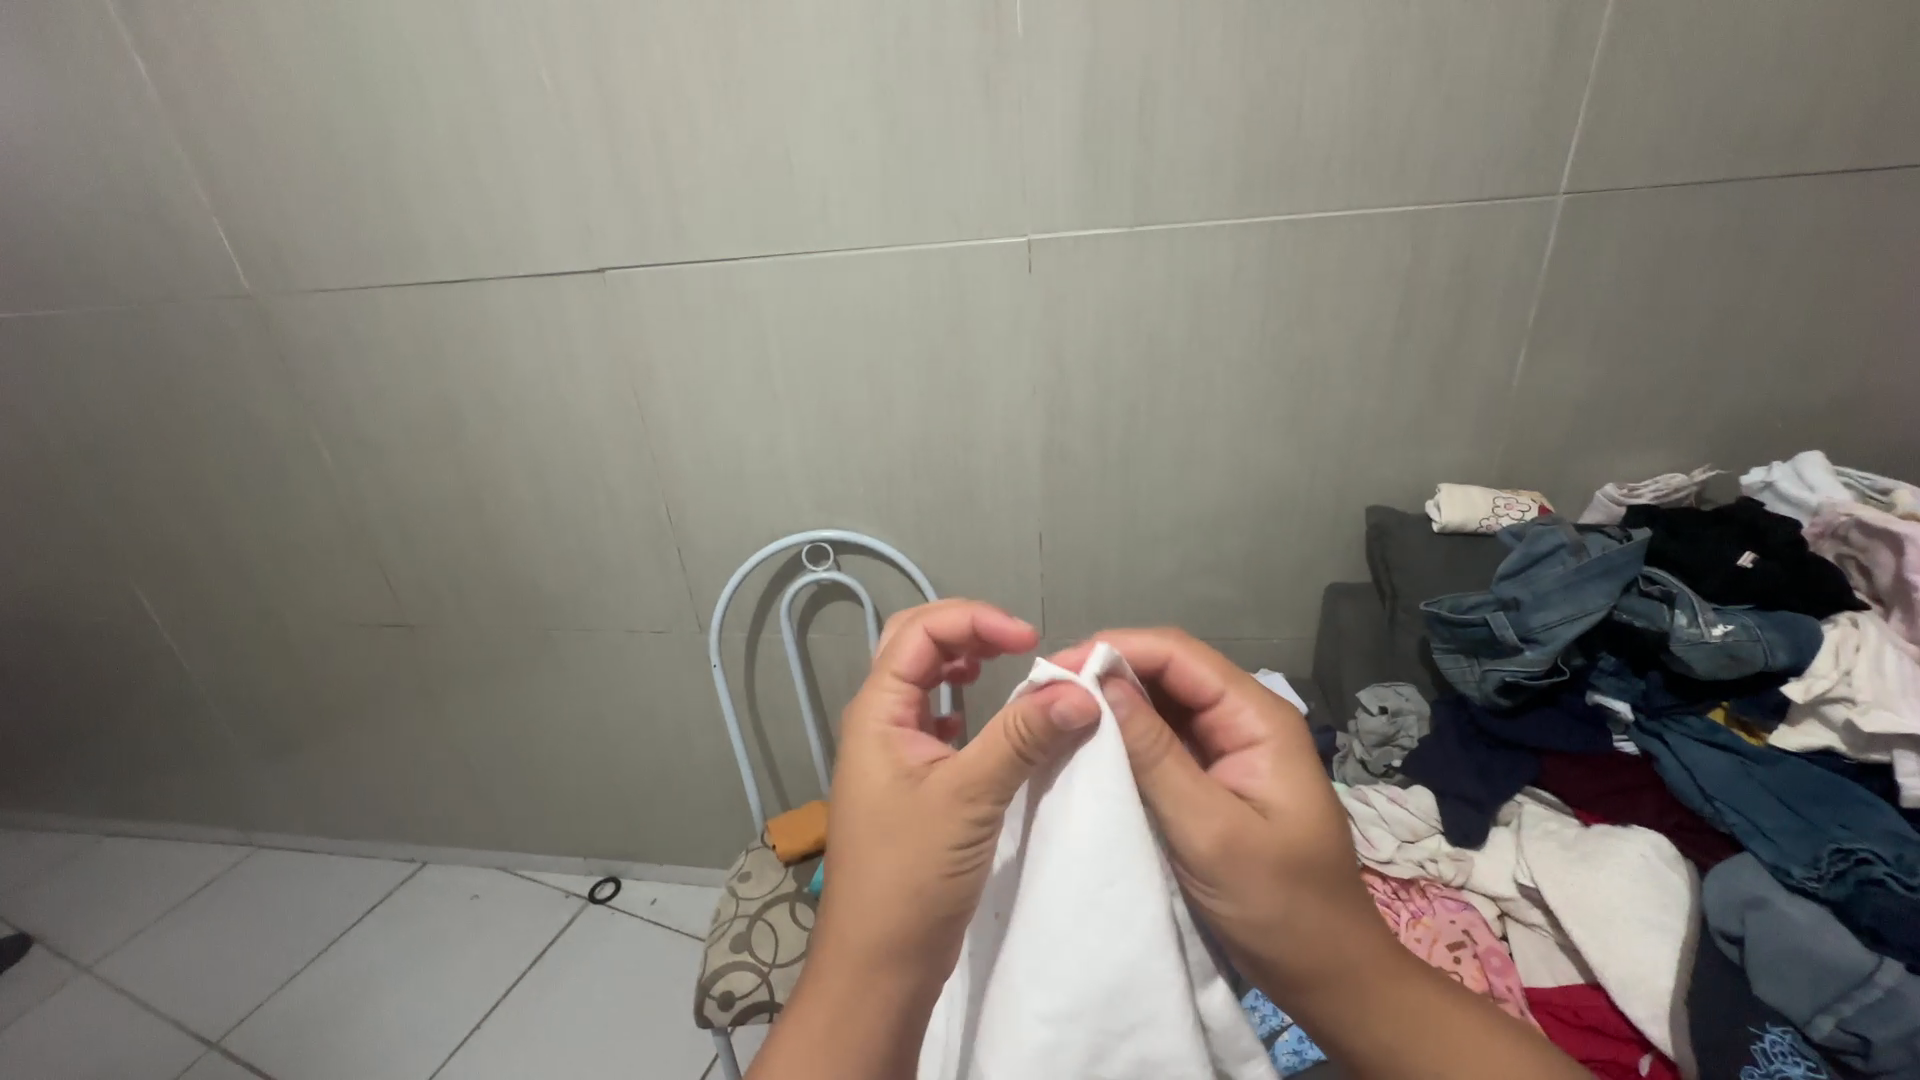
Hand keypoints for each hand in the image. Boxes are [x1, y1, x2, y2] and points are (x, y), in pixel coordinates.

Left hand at [811, 600, 1100, 993]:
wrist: (879, 962)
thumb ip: (1022, 737)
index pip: (921, 632)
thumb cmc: (911, 875)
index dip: (975, 620)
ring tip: (1005, 664)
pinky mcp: (908, 778)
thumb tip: (1080, 690)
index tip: (1030, 639)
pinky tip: (985, 717)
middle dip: (966, 630)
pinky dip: (962, 704)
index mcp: (878, 711)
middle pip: (915, 644)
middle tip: (1018, 642)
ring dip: (962, 661)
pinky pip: (933, 719)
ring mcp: (891, 750)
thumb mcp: (970, 797)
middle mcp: (878, 720)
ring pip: (923, 680)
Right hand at [1049, 629, 1398, 1007]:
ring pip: (1161, 703)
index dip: (1116, 649)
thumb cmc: (1279, 905)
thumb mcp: (1209, 831)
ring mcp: (1227, 747)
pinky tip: (1087, 742)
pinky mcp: (1211, 775)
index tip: (1058, 669)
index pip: (1178, 655)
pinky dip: (1124, 735)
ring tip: (1056, 710)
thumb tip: (1101, 685)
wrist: (1326, 973)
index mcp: (1257, 718)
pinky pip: (1162, 739)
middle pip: (1168, 671)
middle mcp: (1242, 719)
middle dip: (1108, 672)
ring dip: (1112, 702)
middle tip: (1046, 691)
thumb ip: (1155, 755)